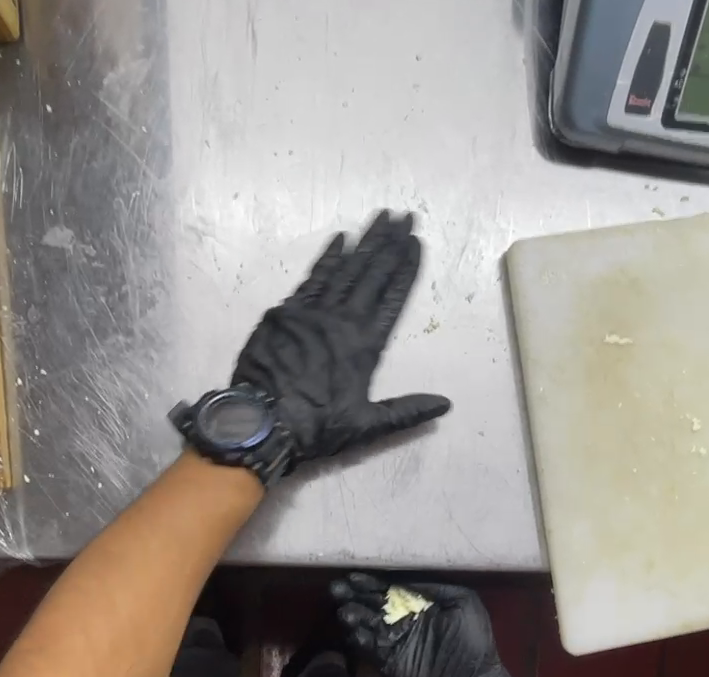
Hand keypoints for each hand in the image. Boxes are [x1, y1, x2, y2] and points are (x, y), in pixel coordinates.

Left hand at [232, 212, 451, 470]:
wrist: (263, 423)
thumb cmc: (317, 428)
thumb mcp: (368, 427)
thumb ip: (407, 411)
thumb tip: (445, 404)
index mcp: (365, 346)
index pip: (392, 299)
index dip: (407, 270)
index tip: (418, 243)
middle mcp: (342, 321)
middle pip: (371, 274)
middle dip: (390, 244)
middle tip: (405, 216)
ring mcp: (312, 313)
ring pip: (344, 269)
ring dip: (364, 242)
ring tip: (380, 217)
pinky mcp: (285, 313)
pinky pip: (312, 278)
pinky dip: (327, 257)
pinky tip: (341, 239)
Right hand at [331, 573, 527, 676]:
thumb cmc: (472, 641)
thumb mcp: (463, 602)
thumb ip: (434, 588)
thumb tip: (403, 579)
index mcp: (418, 604)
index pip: (390, 589)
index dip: (372, 583)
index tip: (354, 577)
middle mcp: (402, 620)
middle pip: (373, 604)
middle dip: (355, 595)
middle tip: (336, 588)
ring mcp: (393, 641)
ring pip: (367, 624)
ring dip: (353, 616)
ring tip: (342, 610)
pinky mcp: (387, 662)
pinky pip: (369, 648)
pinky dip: (359, 639)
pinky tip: (351, 631)